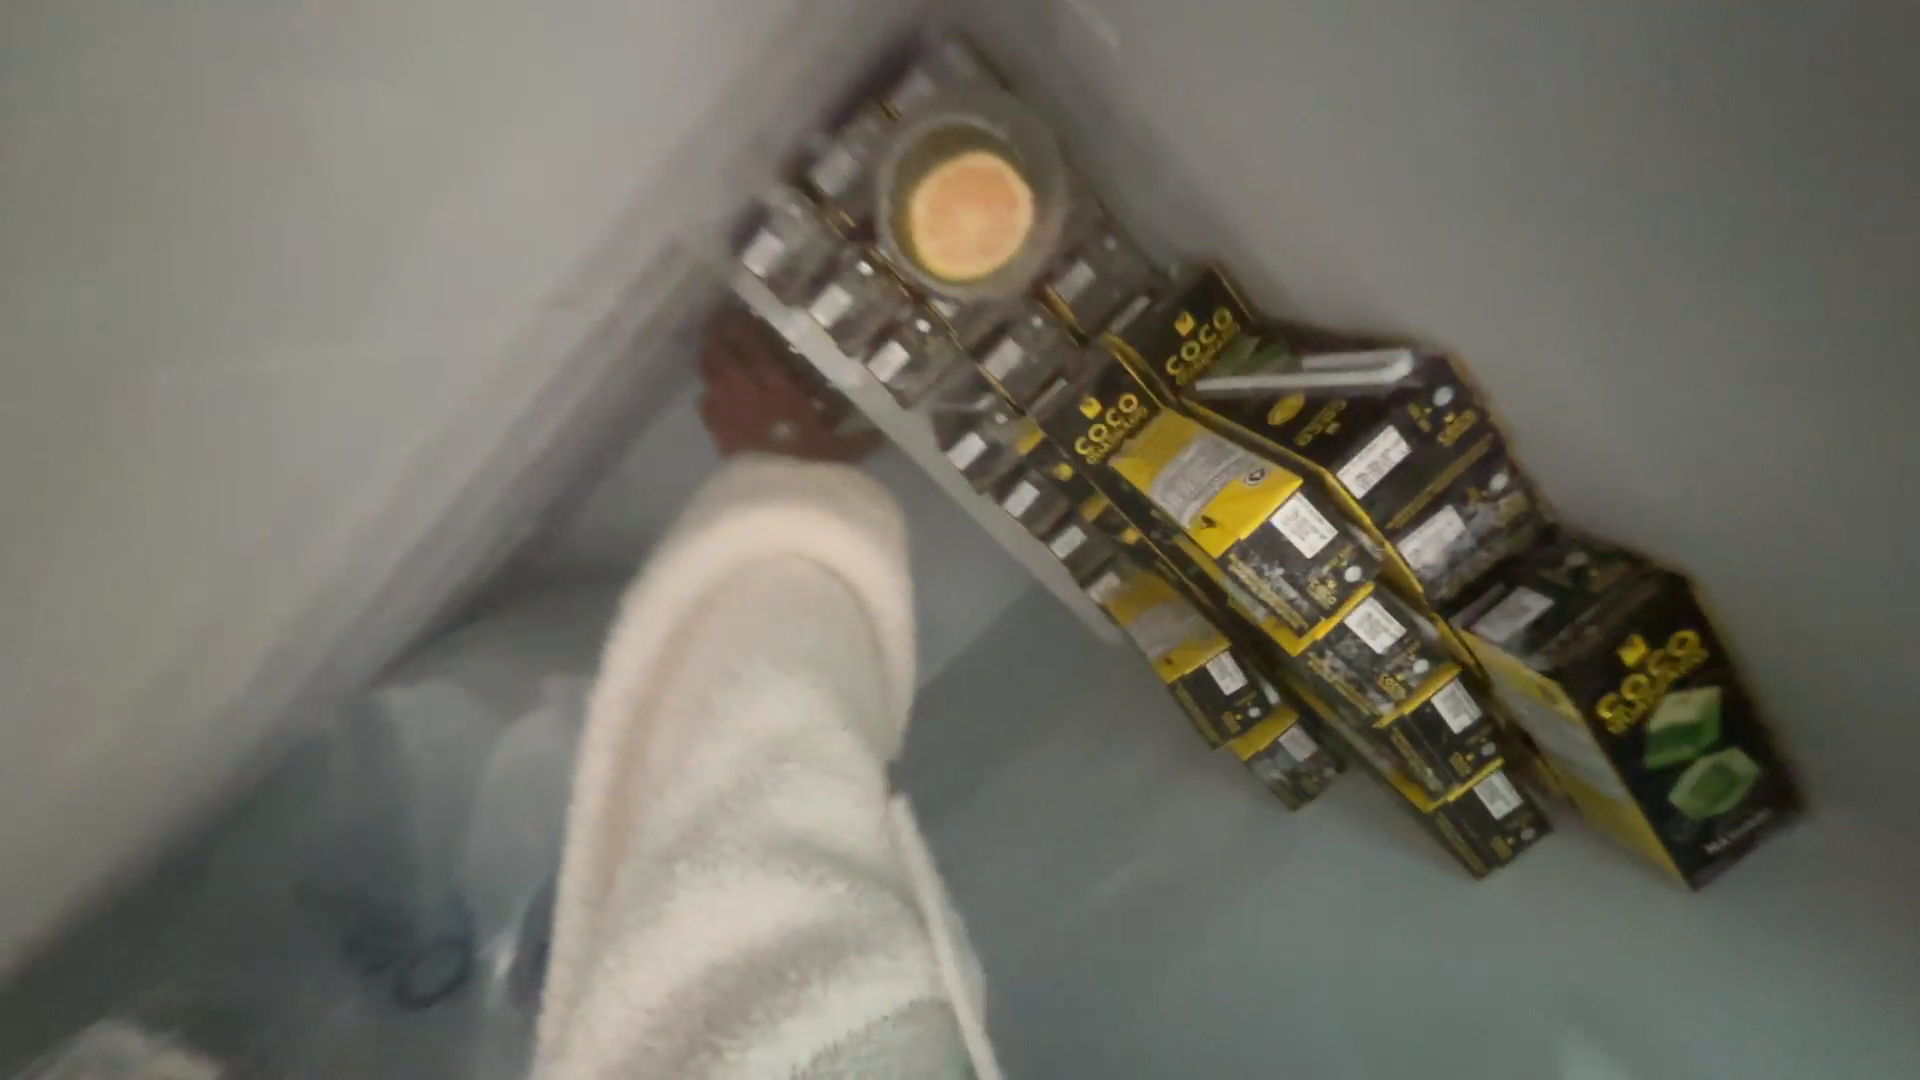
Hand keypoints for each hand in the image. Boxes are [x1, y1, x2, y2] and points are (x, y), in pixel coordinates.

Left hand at [698, 307, 882, 462]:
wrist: (783, 500)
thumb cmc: (816, 468)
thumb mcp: (845, 451)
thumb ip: (861, 439)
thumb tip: (882, 432)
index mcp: (783, 393)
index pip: (759, 353)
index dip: (745, 333)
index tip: (738, 317)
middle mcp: (752, 397)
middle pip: (728, 361)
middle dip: (721, 342)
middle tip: (717, 327)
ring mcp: (732, 418)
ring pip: (712, 381)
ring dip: (708, 364)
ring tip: (707, 352)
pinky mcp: (721, 440)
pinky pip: (707, 414)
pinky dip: (706, 401)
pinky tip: (708, 397)